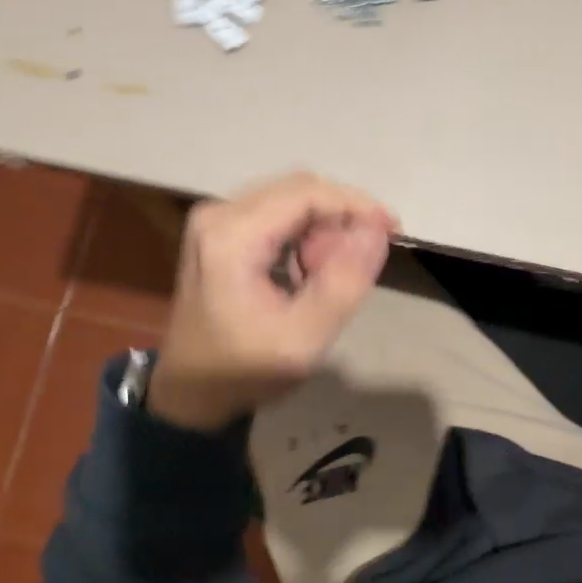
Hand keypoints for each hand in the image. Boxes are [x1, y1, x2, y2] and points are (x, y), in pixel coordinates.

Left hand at [150, 173, 396, 431]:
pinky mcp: (220, 229)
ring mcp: (216, 218)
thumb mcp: (303, 340)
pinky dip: (303, 236)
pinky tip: (305, 274)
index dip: (355, 205)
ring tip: (324, 279)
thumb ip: (343, 283)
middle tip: (353, 269)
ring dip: (321, 231)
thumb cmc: (244, 371)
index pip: (306, 193)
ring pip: (290, 200)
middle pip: (298, 190)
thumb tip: (378, 229)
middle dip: (337, 222)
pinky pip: (276, 213)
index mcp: (231, 236)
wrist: (190, 392)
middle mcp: (219, 213)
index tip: (392, 231)